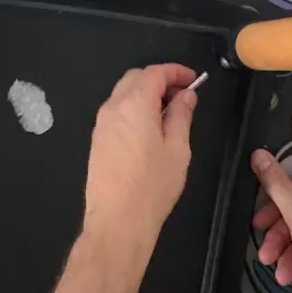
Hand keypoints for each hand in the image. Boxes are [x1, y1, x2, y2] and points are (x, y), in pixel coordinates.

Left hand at [81, 64, 199, 258]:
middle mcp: (113, 107)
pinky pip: (116, 111)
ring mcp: (101, 123)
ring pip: (123, 94)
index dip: (176, 71)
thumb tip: (186, 95)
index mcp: (135, 104)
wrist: (118, 221)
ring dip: (146, 94)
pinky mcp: (97, 139)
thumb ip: (181, 115)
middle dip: (160, 80)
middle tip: (182, 95)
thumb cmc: (153, 185)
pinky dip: (134, 108)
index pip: (155, 73)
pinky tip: (149, 128)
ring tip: (169, 113)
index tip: (193, 79)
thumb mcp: (178, 148)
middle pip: (136, 78)